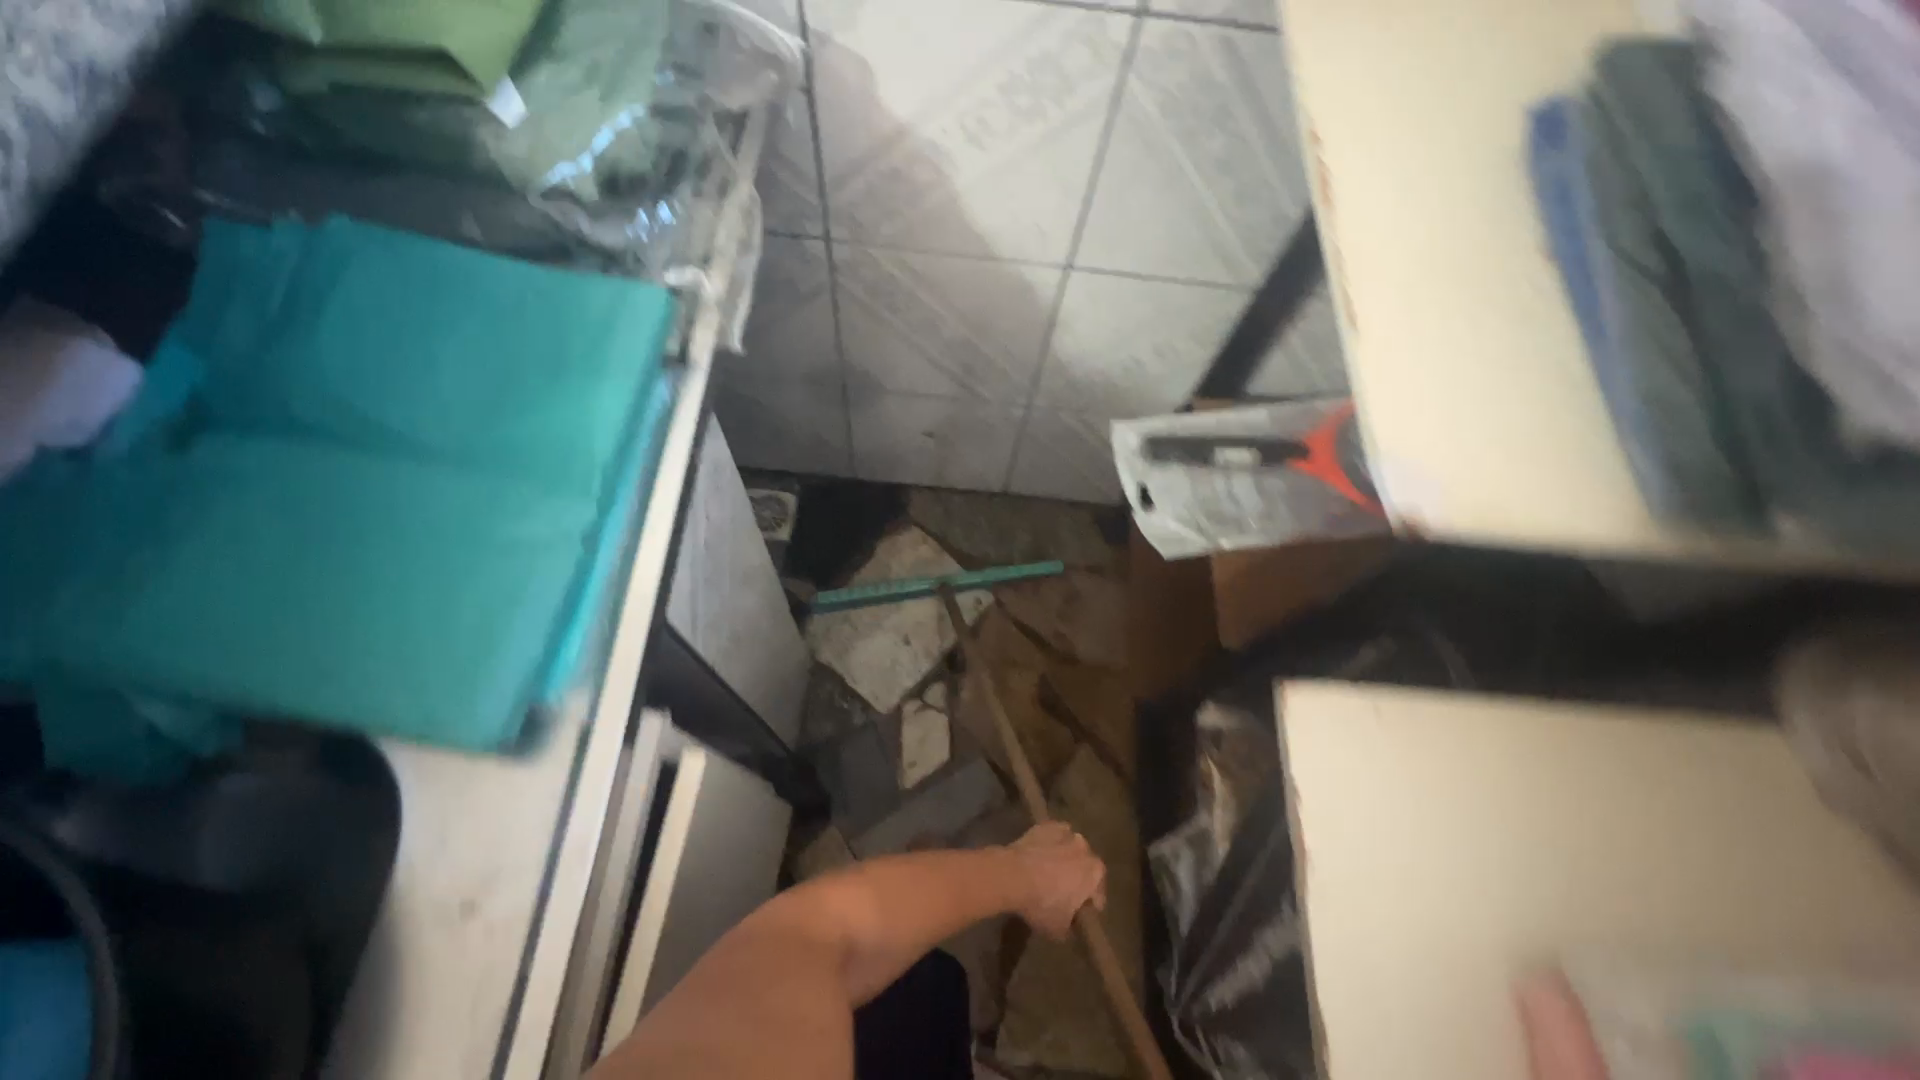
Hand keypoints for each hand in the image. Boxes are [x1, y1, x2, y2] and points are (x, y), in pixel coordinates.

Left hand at [1007, 822, 1105, 939]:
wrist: (1012, 874)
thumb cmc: (1041, 903)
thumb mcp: (1058, 929)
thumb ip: (1068, 929)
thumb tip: (1067, 928)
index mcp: (1095, 873)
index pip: (1097, 895)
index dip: (1088, 907)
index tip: (1077, 915)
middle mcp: (1085, 848)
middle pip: (1085, 868)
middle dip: (1077, 879)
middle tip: (1061, 893)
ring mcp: (1065, 833)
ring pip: (1069, 849)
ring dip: (1063, 859)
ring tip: (1047, 873)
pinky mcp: (1045, 825)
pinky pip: (1052, 836)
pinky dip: (1049, 844)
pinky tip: (1038, 855)